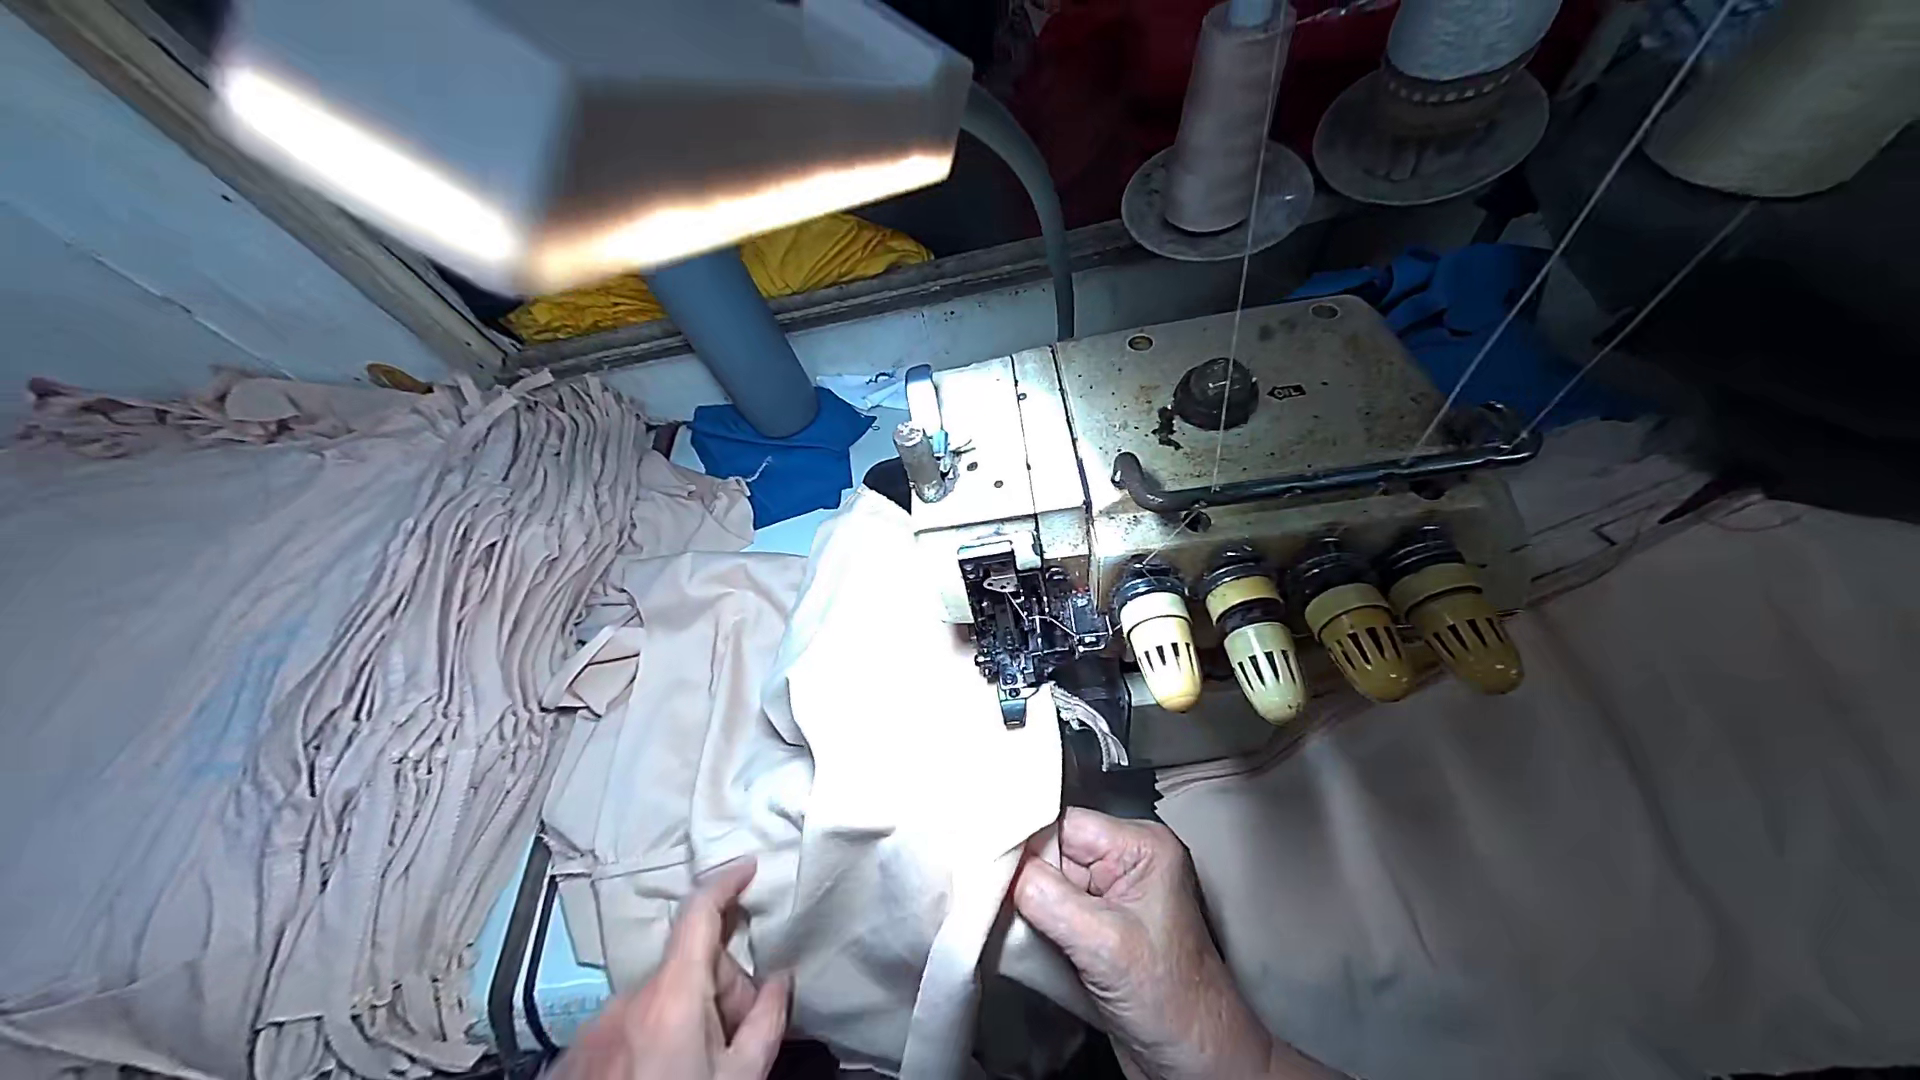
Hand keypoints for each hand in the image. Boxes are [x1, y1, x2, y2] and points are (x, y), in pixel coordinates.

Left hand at [554, 857, 789, 1079]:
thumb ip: (767, 1021)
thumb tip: (781, 980)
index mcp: (670, 996)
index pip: (699, 913)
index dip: (726, 882)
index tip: (751, 867)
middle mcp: (628, 999)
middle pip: (691, 964)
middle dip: (724, 987)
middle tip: (737, 1037)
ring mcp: (596, 1026)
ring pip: (662, 994)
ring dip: (690, 1012)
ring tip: (701, 1065)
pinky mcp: (575, 1053)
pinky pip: (631, 1020)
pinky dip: (657, 1031)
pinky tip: (663, 1073)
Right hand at [1013, 809, 1340, 1079]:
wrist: (1200, 1067)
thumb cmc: (1179, 1007)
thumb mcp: (1108, 945)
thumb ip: (1049, 899)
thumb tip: (1002, 868)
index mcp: (1141, 846)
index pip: (1063, 823)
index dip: (1026, 843)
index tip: (990, 863)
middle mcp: (1124, 861)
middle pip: (1050, 850)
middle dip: (1024, 878)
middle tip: (997, 902)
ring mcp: (1109, 893)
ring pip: (1045, 879)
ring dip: (1025, 905)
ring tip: (1015, 928)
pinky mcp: (1096, 923)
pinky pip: (1050, 907)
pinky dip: (1032, 924)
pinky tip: (1024, 939)